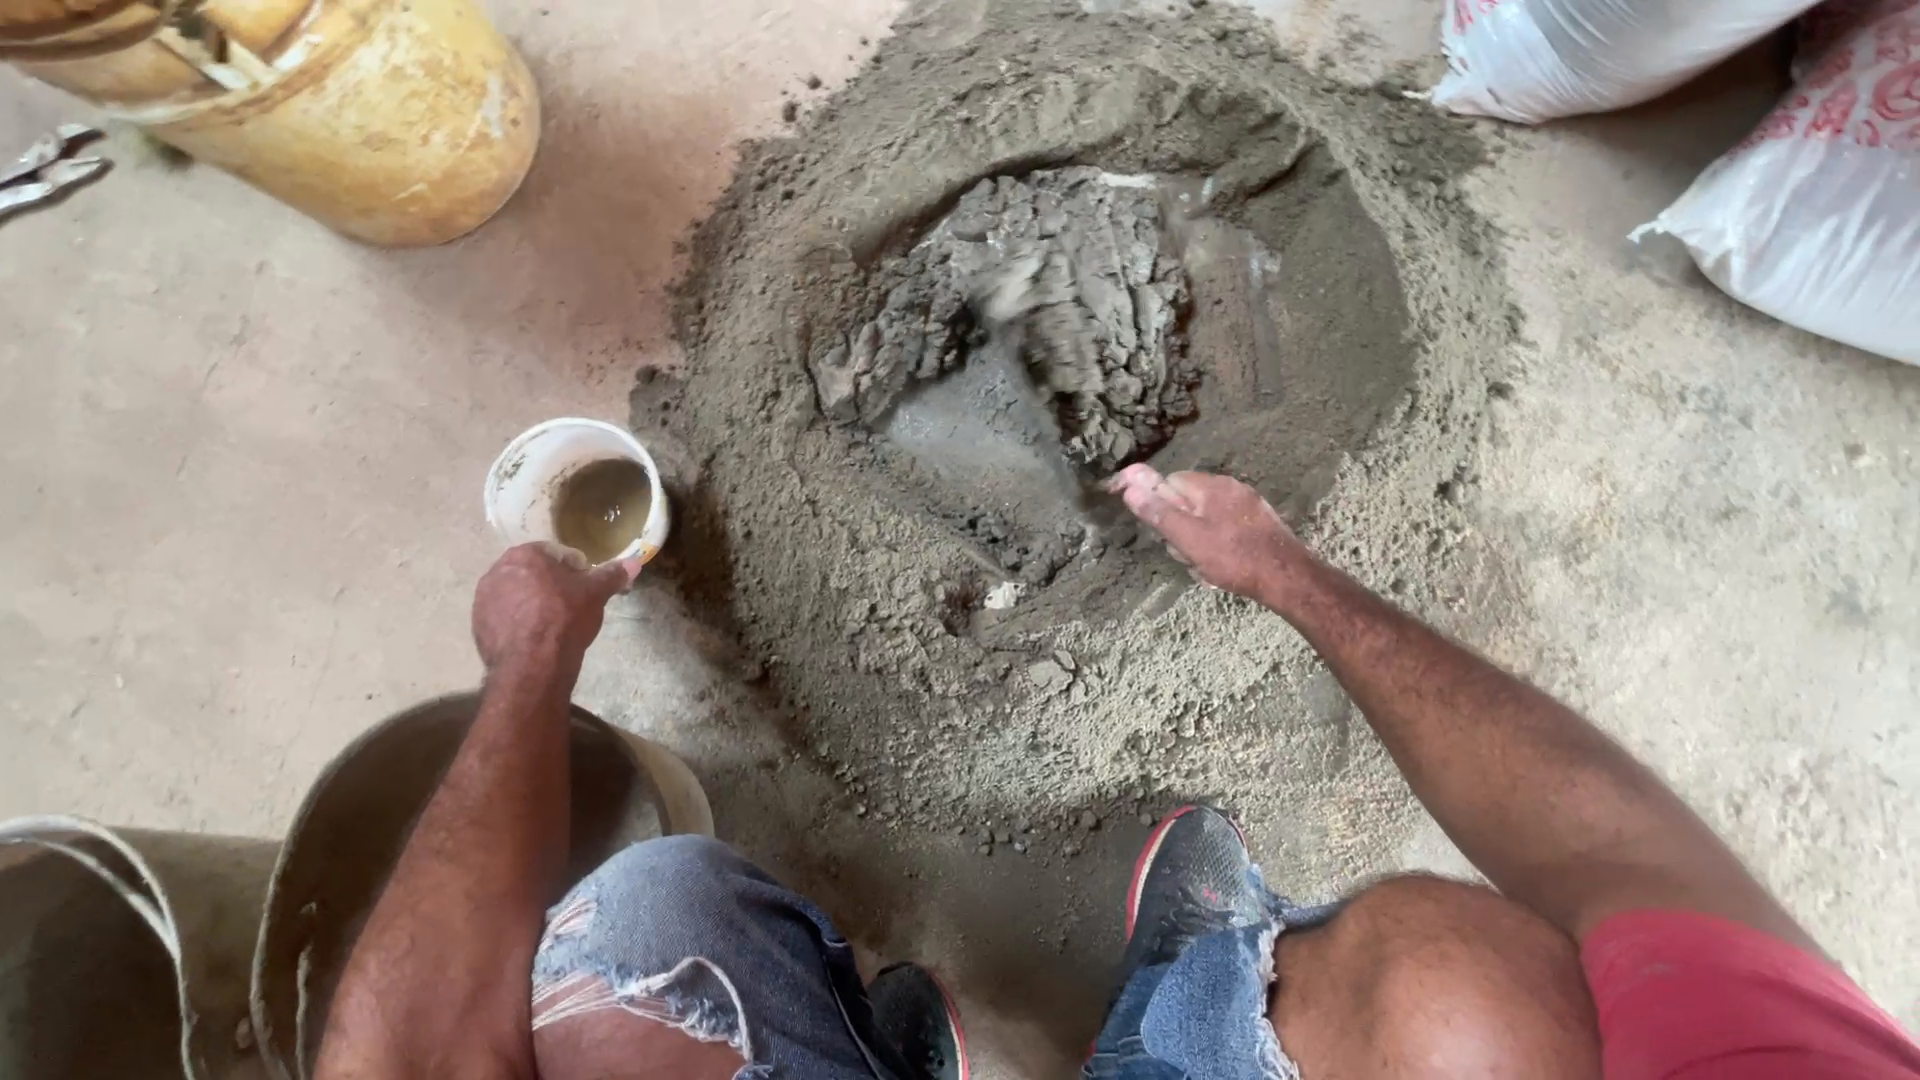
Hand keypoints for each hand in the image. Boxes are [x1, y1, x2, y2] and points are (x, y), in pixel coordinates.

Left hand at [472, 543, 640, 676]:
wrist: (533, 661)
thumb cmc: (565, 616)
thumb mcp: (596, 593)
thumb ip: (612, 574)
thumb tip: (634, 562)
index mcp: (525, 555)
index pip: (556, 554)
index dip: (575, 569)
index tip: (585, 587)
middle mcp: (498, 570)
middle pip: (533, 572)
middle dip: (550, 583)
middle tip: (570, 603)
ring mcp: (483, 598)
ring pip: (516, 593)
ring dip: (532, 601)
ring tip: (552, 622)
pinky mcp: (477, 624)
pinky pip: (504, 615)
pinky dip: (518, 620)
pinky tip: (535, 635)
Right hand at [1105, 465, 1308, 599]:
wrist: (1288, 578)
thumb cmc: (1234, 558)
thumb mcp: (1189, 539)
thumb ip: (1159, 513)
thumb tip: (1129, 487)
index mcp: (1210, 487)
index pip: (1169, 481)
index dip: (1154, 499)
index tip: (1150, 522)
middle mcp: (1228, 487)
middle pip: (1185, 500)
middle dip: (1177, 527)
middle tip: (1184, 552)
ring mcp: (1245, 504)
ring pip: (1203, 517)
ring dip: (1195, 540)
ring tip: (1204, 565)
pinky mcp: (1257, 521)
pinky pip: (1222, 527)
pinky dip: (1214, 544)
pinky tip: (1220, 565)